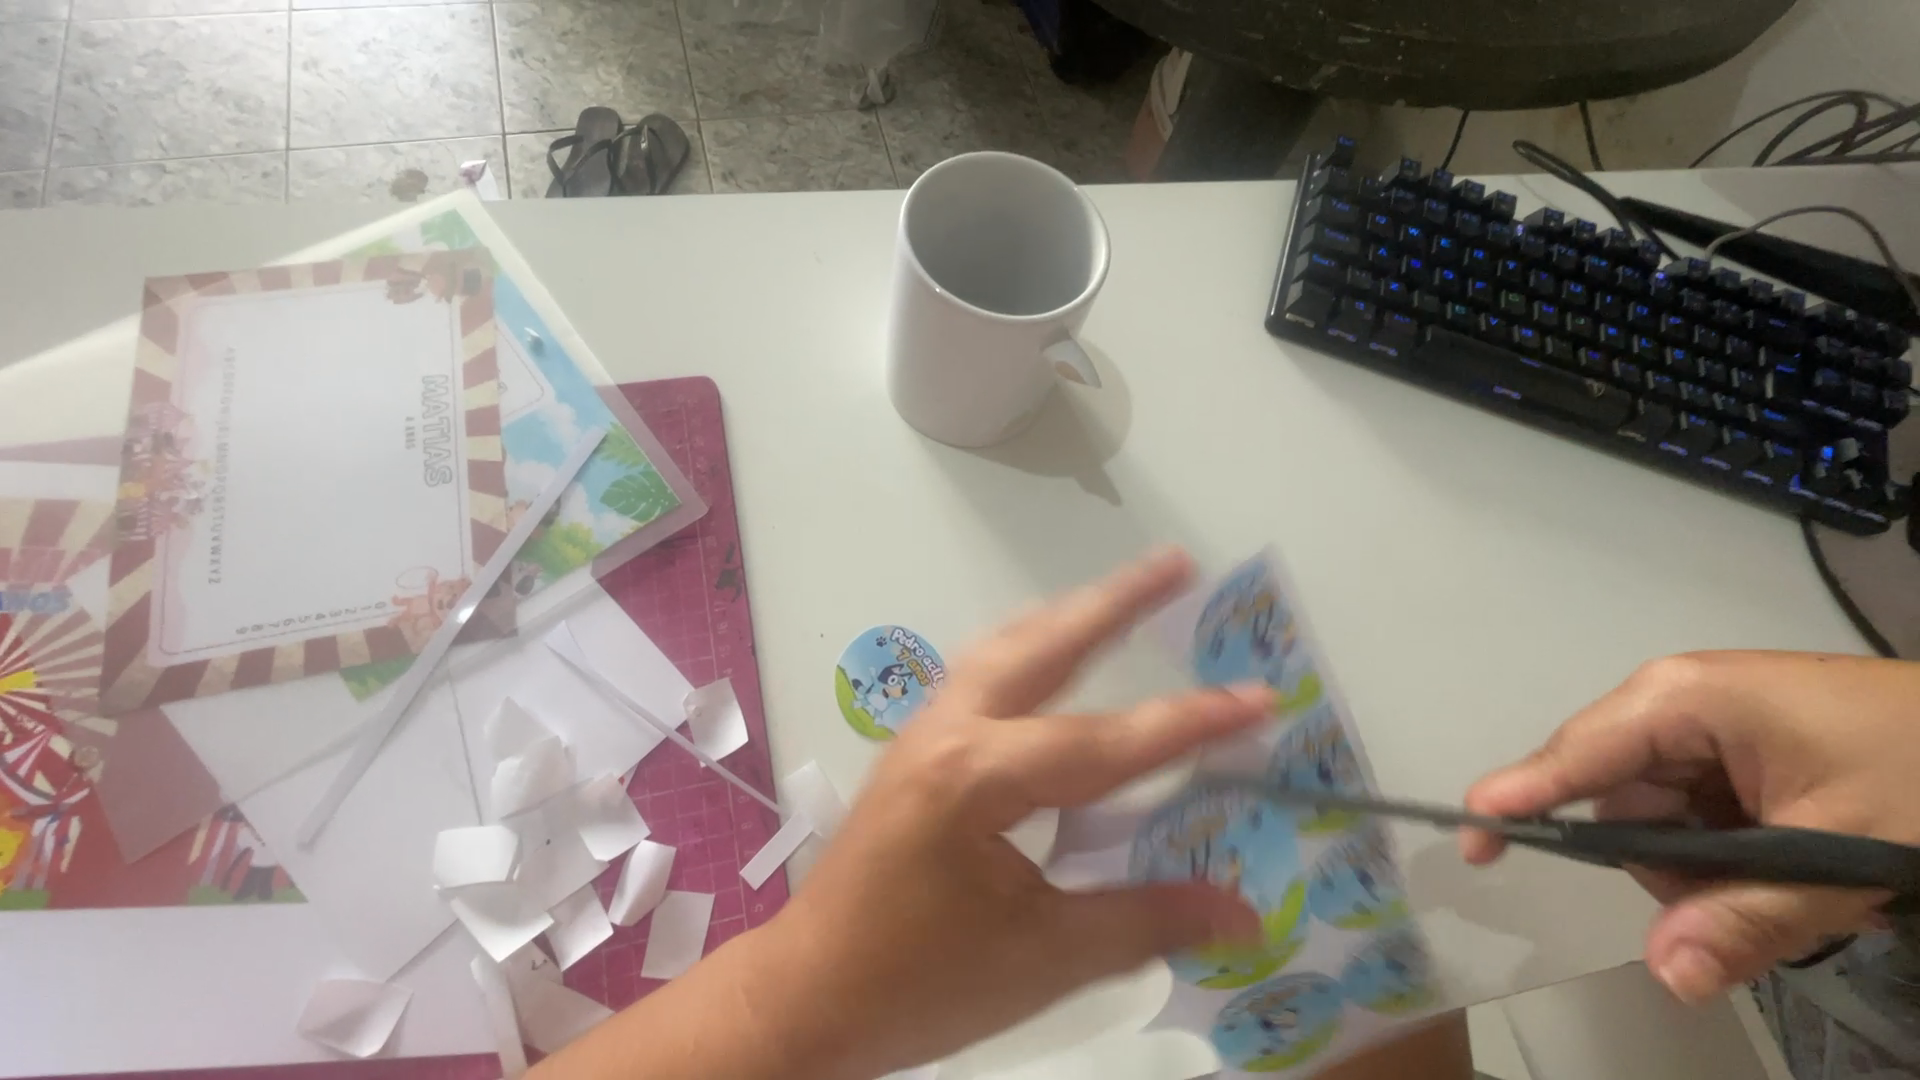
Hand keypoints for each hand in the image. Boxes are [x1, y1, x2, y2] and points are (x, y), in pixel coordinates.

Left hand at [757, 548, 1268, 1078]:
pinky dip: (1029, 647)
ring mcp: (925, 728)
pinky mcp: (916, 744)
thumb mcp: (1043, 958)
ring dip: (1068, 616)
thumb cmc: (920, 981)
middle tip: (1176, 561)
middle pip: (1044, 645)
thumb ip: (1145, 919)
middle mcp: (950, 730)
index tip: (1260, 698)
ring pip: (1005, 647)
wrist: (810, 992)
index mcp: (979, 778)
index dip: (1190, 723)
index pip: (1106, 743)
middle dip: (1115, 601)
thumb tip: (1242, 910)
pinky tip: (1053, 655)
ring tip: (1121, 593)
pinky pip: (982, 672)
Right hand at [1459, 652, 1919, 1004]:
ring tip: (1808, 876)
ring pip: (1657, 816)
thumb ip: (1751, 915)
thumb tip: (1664, 977)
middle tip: (1763, 901)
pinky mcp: (1729, 747)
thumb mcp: (1851, 850)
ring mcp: (1700, 726)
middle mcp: (1670, 706)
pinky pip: (1692, 811)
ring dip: (1709, 865)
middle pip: (1618, 800)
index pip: (1571, 757)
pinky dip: (1731, 850)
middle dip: (1672, 863)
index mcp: (1676, 702)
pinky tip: (1796, 854)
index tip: (1472, 844)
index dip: (1517, 801)